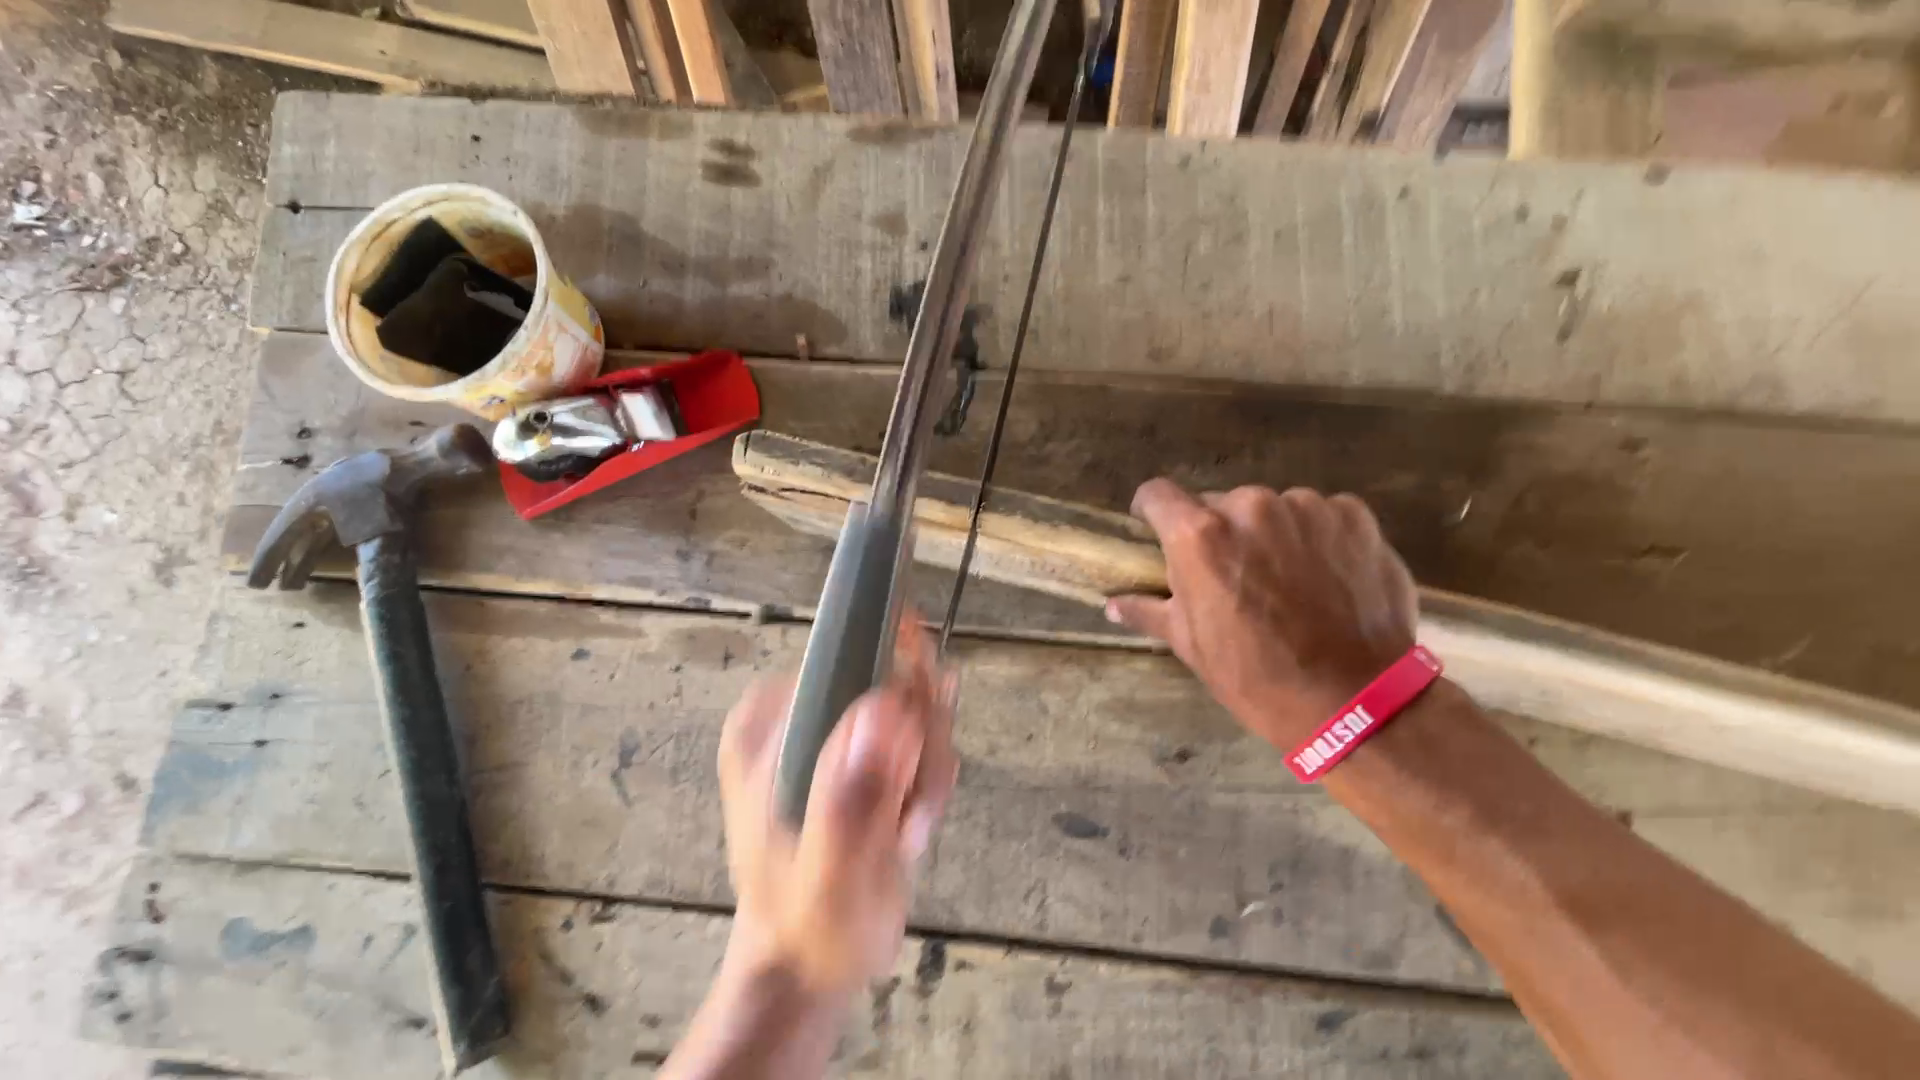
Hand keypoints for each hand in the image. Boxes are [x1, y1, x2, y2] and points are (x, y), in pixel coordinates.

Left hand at [715, 618, 957, 996]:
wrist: (808, 962)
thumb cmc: (806, 931)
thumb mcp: (824, 878)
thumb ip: (847, 800)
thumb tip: (881, 709)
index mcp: (765, 726)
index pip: (858, 662)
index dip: (906, 706)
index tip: (914, 774)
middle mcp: (794, 711)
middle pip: (896, 680)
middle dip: (922, 753)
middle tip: (907, 821)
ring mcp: (829, 727)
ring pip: (917, 709)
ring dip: (927, 774)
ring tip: (902, 834)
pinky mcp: (856, 747)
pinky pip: (920, 734)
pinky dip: (927, 782)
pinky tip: (906, 828)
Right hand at [1106, 480, 1417, 749]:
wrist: (1354, 700)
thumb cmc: (1257, 676)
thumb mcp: (1192, 646)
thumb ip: (1149, 612)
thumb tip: (1112, 605)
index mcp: (1200, 536)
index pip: (1157, 494)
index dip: (1153, 511)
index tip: (1157, 528)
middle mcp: (1250, 507)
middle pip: (1220, 504)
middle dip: (1221, 532)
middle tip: (1235, 575)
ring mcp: (1306, 507)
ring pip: (1273, 509)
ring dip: (1271, 534)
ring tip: (1289, 580)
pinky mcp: (1353, 515)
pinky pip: (1320, 516)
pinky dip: (1316, 537)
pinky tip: (1327, 577)